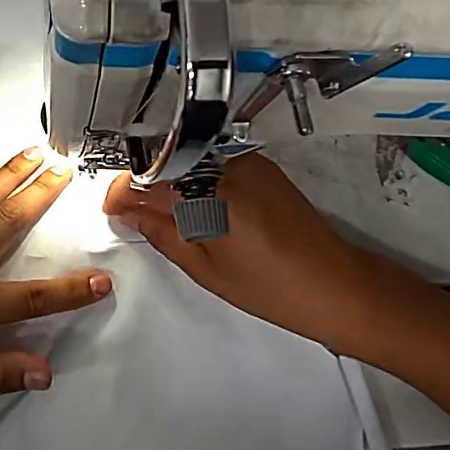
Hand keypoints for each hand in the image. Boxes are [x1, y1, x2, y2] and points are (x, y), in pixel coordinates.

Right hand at [104, 152, 379, 352]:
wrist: (336, 285)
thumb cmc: (273, 286)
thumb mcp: (206, 267)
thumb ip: (162, 233)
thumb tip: (130, 213)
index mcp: (213, 192)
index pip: (151, 176)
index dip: (124, 189)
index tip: (113, 206)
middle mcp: (230, 167)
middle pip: (169, 163)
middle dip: (145, 186)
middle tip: (133, 213)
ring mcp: (248, 163)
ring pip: (190, 162)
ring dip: (170, 182)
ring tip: (165, 216)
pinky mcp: (261, 166)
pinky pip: (213, 165)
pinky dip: (196, 181)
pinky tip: (195, 208)